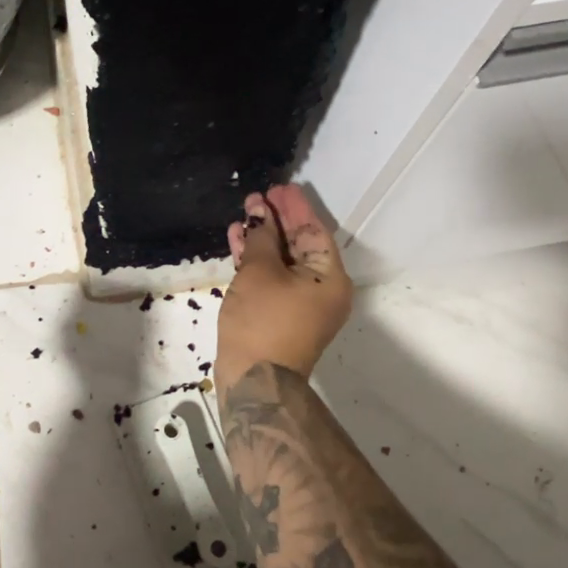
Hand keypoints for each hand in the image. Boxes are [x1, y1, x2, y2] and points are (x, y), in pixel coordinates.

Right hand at [218, 185, 353, 387]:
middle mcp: (322, 289)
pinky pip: (272, 279)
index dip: (294, 207)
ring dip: (262, 239)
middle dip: (276, 221)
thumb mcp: (259, 273)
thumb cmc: (263, 322)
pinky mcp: (280, 315)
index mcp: (329, 278)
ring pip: (282, 261)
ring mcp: (301, 304)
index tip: (277, 187)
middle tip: (256, 196)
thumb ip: (261, 238)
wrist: (255, 381)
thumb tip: (259, 215)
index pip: (314, 231)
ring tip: (242, 215)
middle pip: (299, 245)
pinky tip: (238, 242)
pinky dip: (256, 262)